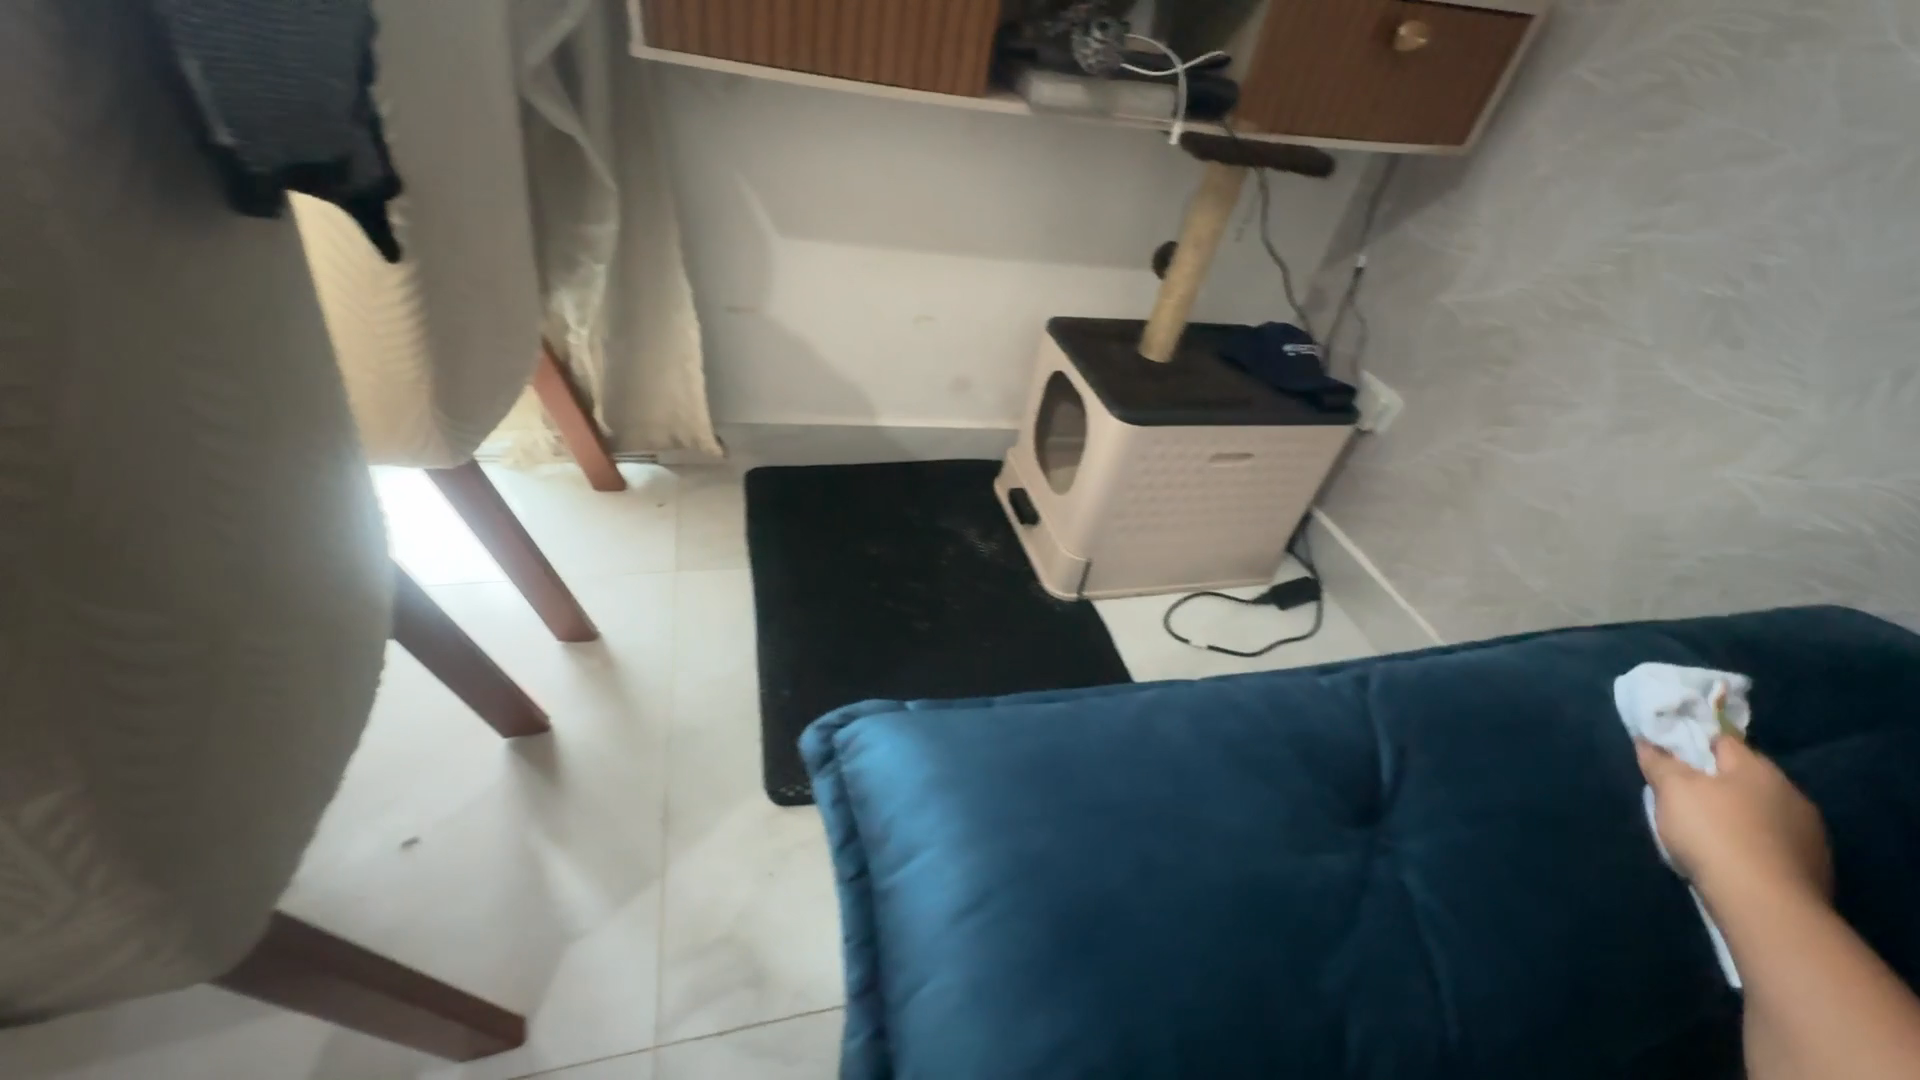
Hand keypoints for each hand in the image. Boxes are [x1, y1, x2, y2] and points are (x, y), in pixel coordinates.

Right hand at [1635, 737, 1832, 906]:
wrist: (1765, 903)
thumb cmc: (1713, 833)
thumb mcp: (1672, 790)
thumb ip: (1659, 762)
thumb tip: (1647, 741)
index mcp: (1757, 768)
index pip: (1721, 741)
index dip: (1693, 745)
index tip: (1669, 759)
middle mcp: (1790, 792)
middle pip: (1743, 777)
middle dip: (1715, 783)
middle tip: (1681, 798)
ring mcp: (1809, 831)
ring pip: (1761, 810)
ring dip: (1738, 814)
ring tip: (1707, 832)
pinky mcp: (1814, 864)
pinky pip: (1774, 841)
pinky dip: (1754, 843)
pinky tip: (1734, 857)